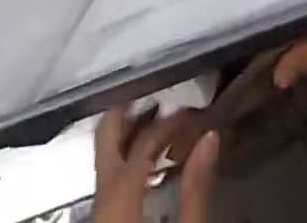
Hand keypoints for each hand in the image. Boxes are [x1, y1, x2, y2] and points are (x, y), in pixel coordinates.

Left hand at [91, 104, 218, 222]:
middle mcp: (99, 195)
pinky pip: (108, 173)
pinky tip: (149, 159)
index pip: (143, 141)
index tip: (193, 112)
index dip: (170, 121)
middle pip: (107, 134)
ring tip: (160, 121)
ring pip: (105, 152)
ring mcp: (96, 205)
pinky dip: (127, 156)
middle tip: (161, 95)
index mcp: (120, 195)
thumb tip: (210, 138)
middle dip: (132, 109)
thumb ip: (196, 189)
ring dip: (129, 132)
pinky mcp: (101, 215)